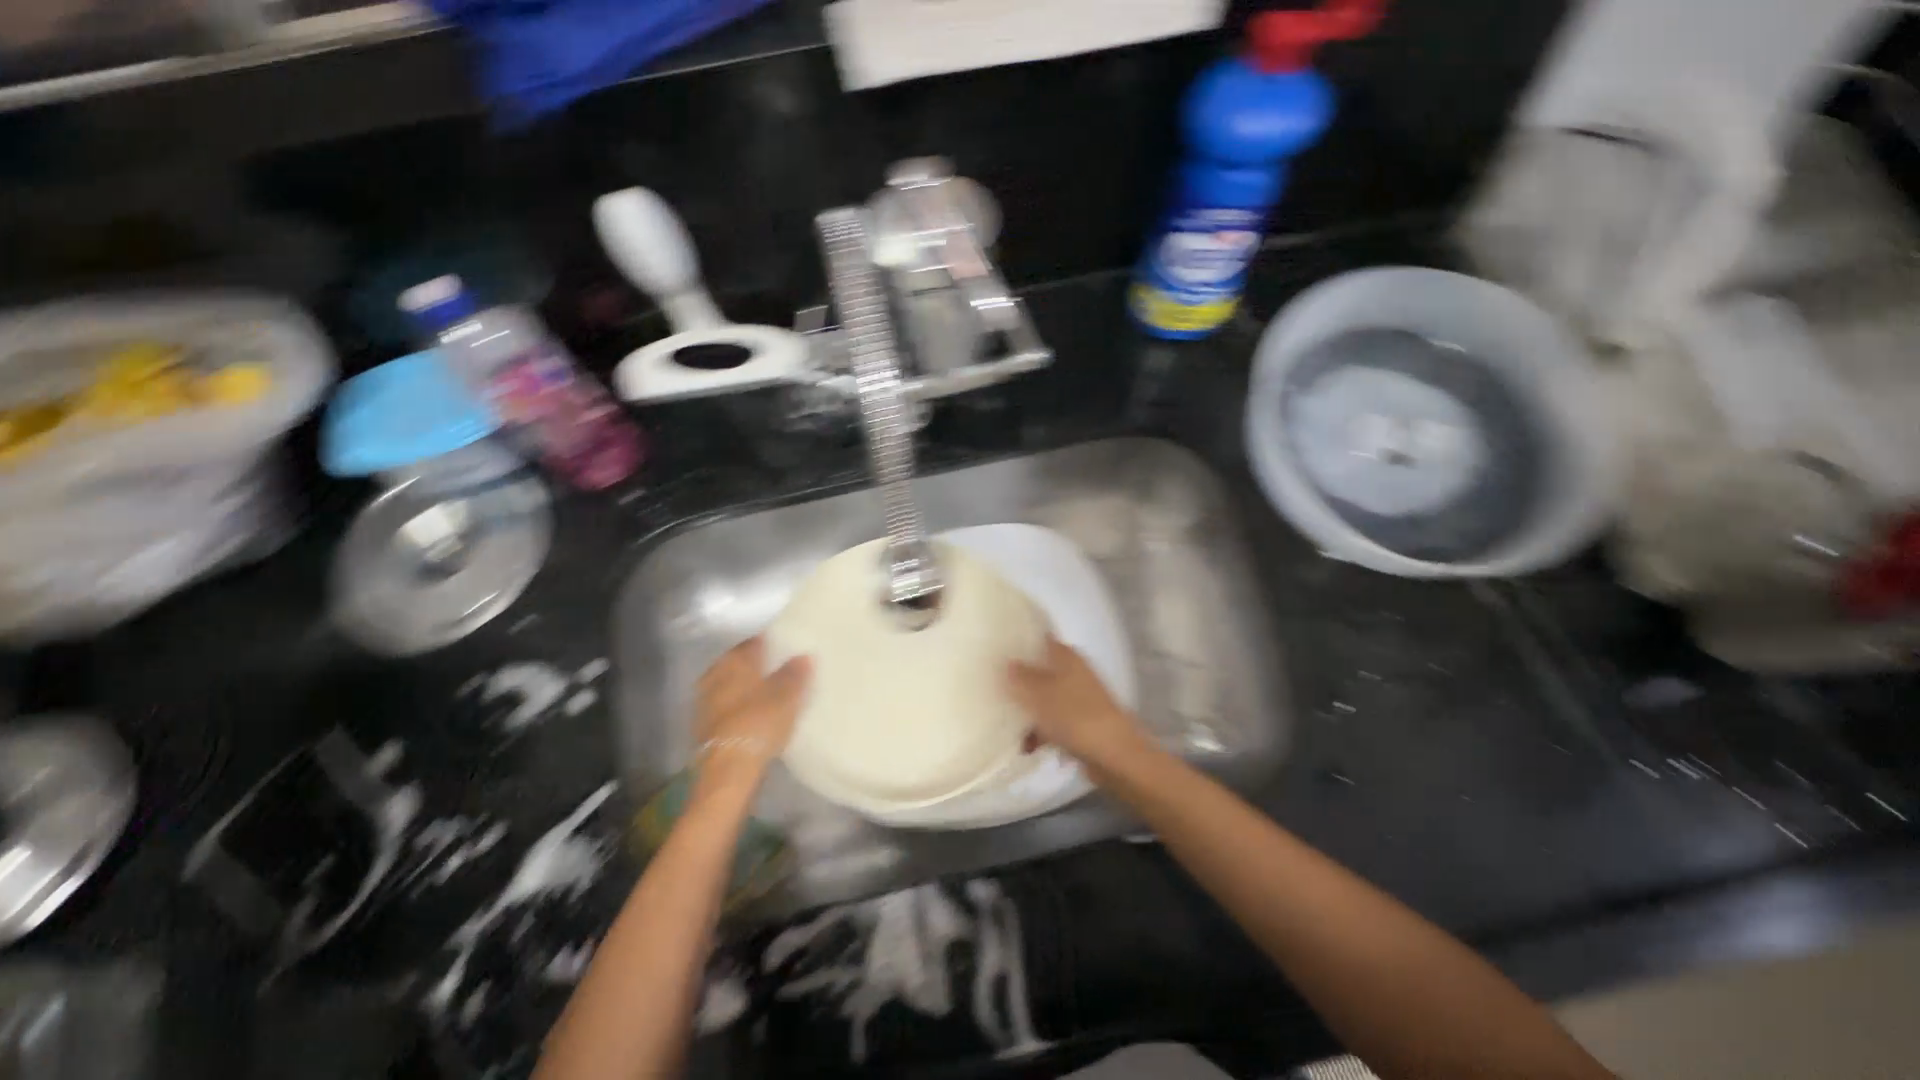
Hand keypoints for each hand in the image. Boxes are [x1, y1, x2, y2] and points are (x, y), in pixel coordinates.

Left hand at [692, 637, 809, 799]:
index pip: (752, 643)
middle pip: (736, 663)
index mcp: (734, 664)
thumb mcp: (785, 698)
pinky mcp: (704, 727)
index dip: (768, 642)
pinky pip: (723, 706)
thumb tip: (804, 655)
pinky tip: (748, 714)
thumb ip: (794, 676)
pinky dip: (736, 706)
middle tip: (775, 668)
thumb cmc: (758, 725)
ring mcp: (705, 703)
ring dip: (742, 686)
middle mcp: (715, 677)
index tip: (783, 645)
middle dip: (752, 664)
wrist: (728, 770)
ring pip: (727, 685)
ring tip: (763, 692)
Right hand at [1008, 638, 1154, 772]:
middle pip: (1039, 671)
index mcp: (1065, 657)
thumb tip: (1005, 661)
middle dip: (1017, 683)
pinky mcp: (1081, 724)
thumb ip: (1019, 677)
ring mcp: (1078, 699)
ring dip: (1026, 713)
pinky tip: (1025, 748)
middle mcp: (1073, 672)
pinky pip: (1053, 723)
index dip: (1018, 641)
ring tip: (1004, 728)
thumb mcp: (1038, 694)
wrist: (1114, 755)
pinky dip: (1040, 733)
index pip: (1039, 639)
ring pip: (1044, 699)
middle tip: (991, 689)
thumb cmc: (1073, 716)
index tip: (994, 648)